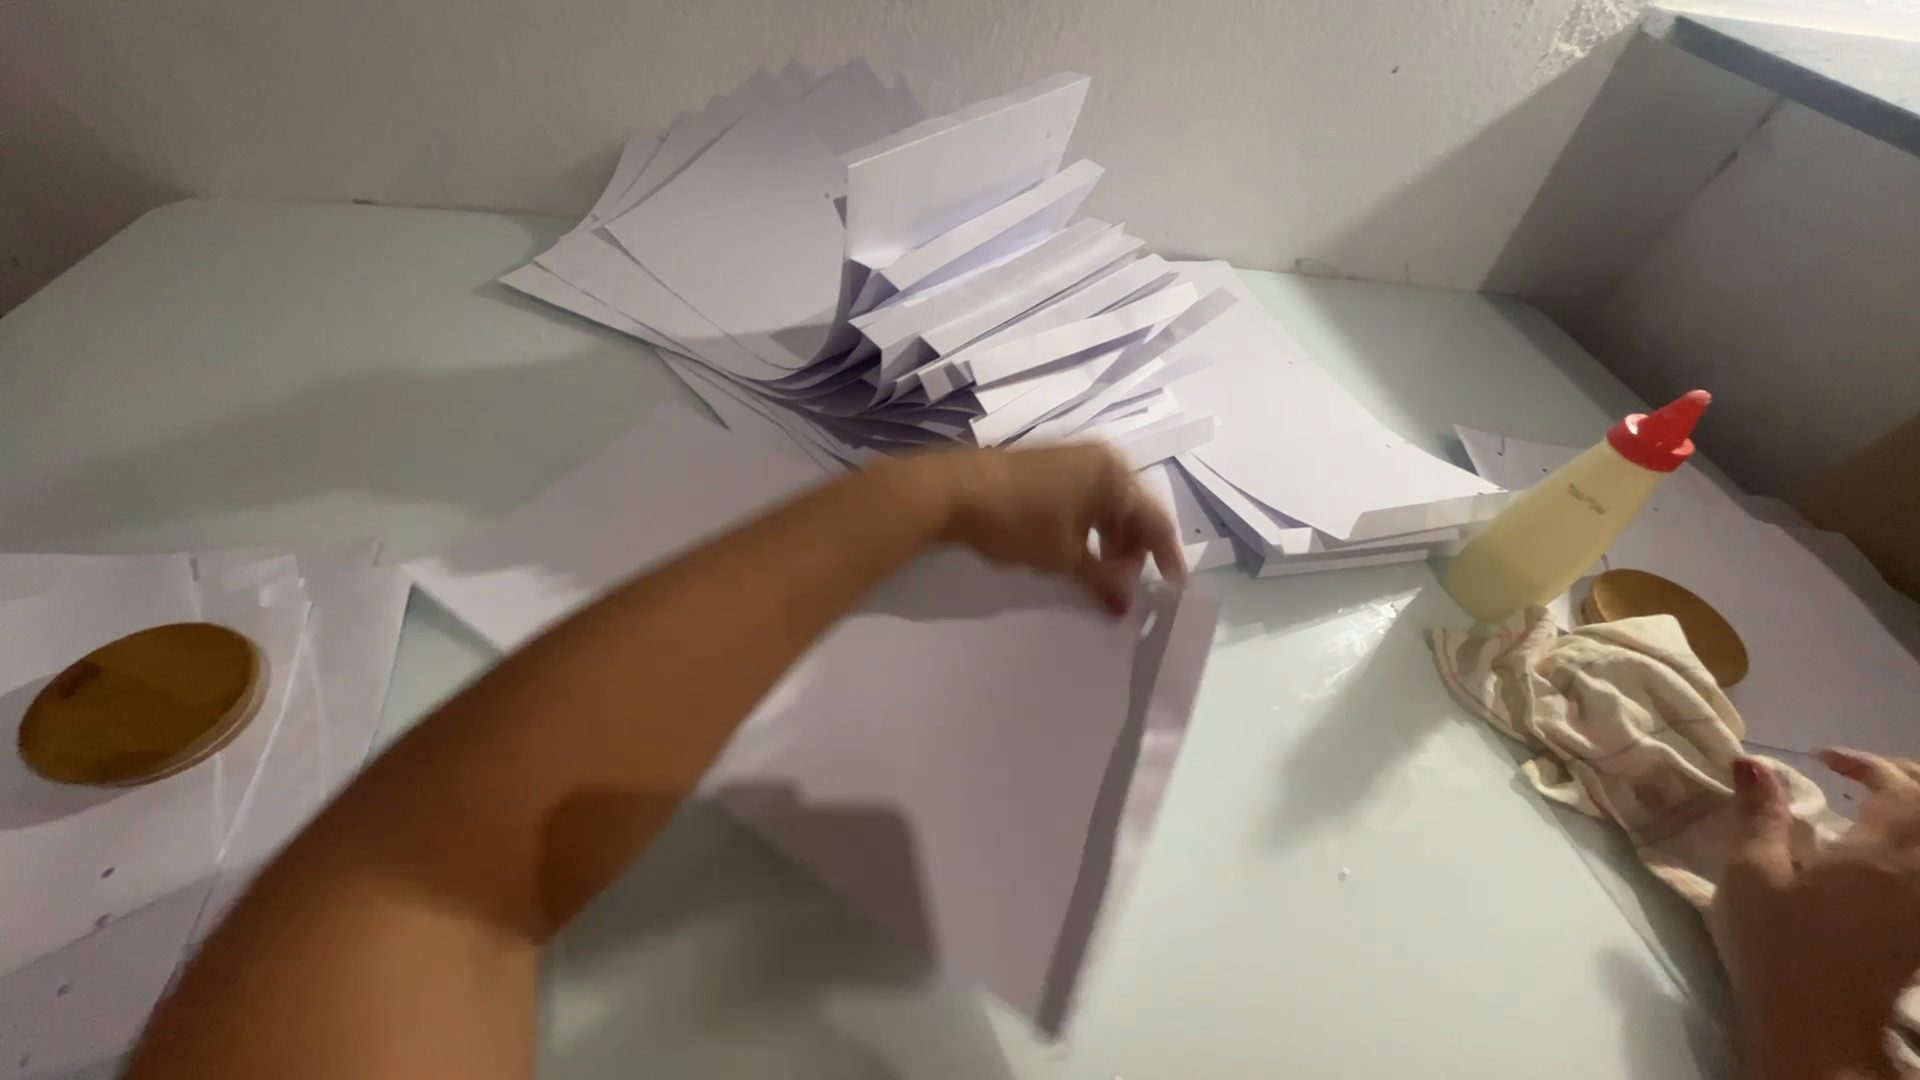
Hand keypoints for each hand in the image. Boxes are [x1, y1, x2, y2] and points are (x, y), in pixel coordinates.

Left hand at [906, 442, 1185, 614]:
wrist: (953, 491)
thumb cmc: (1018, 522)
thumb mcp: (1063, 557)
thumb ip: (1103, 580)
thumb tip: (1127, 606)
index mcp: (1115, 475)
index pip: (1156, 519)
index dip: (1166, 555)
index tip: (1172, 586)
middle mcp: (1101, 460)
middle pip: (1133, 510)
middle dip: (1132, 550)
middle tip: (1123, 585)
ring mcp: (1072, 459)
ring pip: (1107, 505)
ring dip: (1108, 540)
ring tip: (1097, 573)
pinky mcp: (1048, 466)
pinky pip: (1084, 498)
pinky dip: (1088, 526)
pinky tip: (1074, 550)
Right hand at [1717, 751, 1919, 1079]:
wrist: (1818, 1015)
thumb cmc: (1774, 940)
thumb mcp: (1750, 871)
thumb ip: (1760, 815)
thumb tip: (1753, 761)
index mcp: (1878, 858)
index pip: (1898, 790)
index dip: (1865, 764)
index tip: (1821, 758)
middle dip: (1908, 779)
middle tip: (1861, 772)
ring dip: (1916, 809)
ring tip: (1880, 800)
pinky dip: (1915, 839)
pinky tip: (1886, 843)